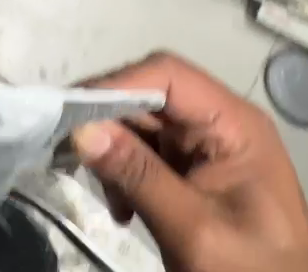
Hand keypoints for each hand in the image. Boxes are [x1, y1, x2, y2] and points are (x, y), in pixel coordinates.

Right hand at [73, 52, 307, 271]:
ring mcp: (207, 147)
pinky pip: (146, 153)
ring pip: (142, 124)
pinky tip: (123, 208)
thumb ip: (138, 176)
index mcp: (235, 123)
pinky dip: (124, 174)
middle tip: (72, 151)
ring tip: (109, 195)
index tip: (72, 112)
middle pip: (150, 95)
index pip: (168, 75)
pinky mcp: (193, 172)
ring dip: (114, 153)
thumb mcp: (194, 232)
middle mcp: (220, 123)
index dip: (118, 84)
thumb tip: (80, 130)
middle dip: (110, 122)